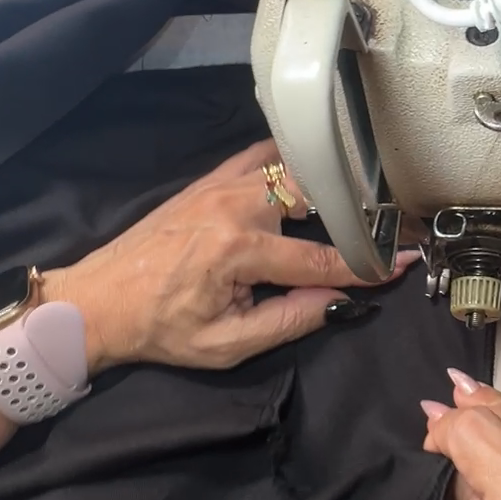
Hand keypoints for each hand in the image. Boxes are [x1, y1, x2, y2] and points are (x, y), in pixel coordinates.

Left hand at [42, 139, 410, 373]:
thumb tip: (341, 300)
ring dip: (324, 188)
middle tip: (378, 227)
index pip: (321, 259)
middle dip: (352, 215)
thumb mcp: (224, 345)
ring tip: (347, 205)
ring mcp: (224, 184)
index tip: (403, 260)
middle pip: (317, 197)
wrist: (97, 299)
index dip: (366, 265)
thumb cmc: (160, 328)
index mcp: (241, 250)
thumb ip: (288, 320)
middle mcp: (238, 205)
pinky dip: (290, 160)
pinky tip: (305, 170)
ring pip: (294, 171)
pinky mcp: (213, 177)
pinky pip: (262, 154)